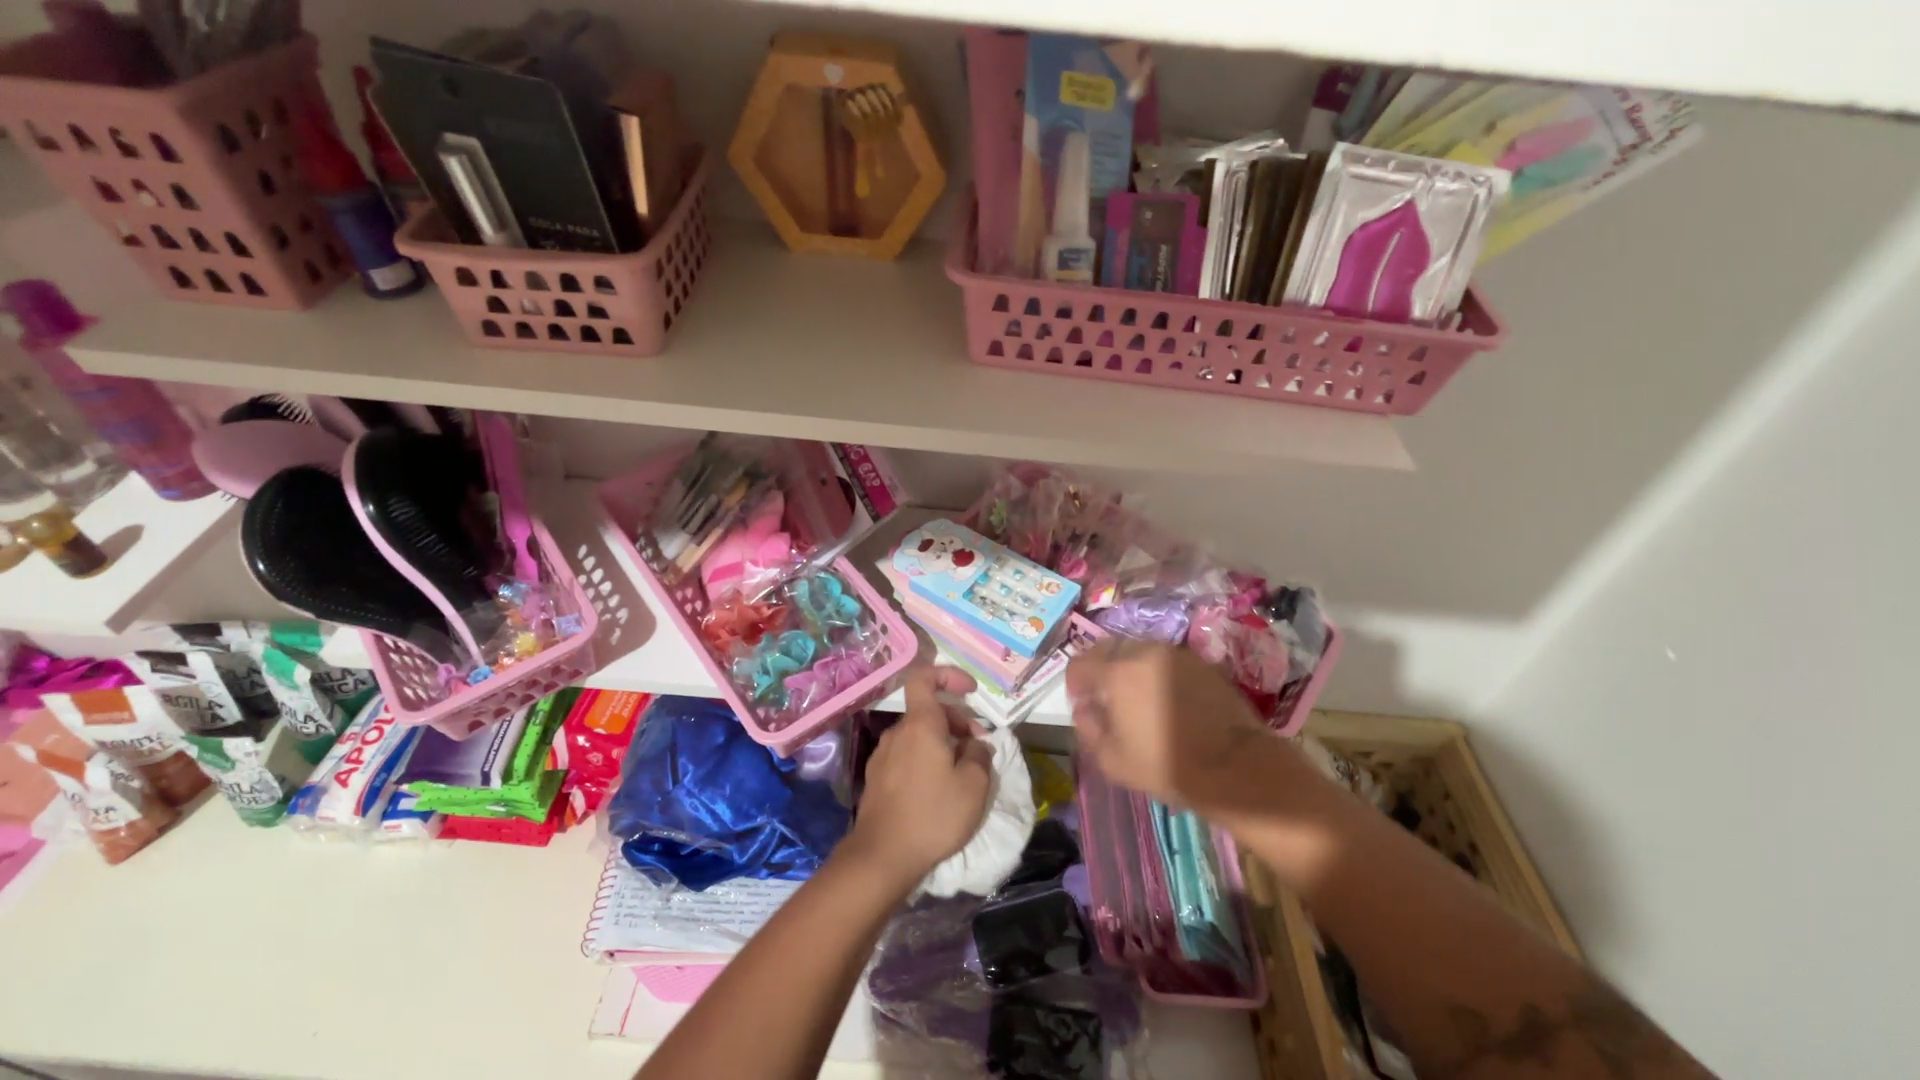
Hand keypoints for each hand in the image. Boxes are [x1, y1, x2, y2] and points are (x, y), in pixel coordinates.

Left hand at [843, 666, 993, 887]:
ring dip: (942, 744)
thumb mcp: (974, 785)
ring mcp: (883, 755)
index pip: (924, 678)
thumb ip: (979, 756)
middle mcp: (898, 733)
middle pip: (927, 712)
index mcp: (921, 724)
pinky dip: (925, 760)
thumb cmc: (934, 814)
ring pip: (918, 735)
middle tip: (978, 749)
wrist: (882, 854)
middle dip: (956, 722)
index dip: (948, 675)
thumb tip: (975, 745)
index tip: (970, 691)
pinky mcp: (876, 778)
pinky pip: (906, 756)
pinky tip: (937, 789)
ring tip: (961, 772)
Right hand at [1066, 640, 1271, 808]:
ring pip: (1141, 651)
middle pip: (1110, 648)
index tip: (1081, 703)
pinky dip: (1158, 673)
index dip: (1074, 683)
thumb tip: (1085, 708)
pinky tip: (1165, 699)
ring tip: (1136, 697)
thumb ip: (1088, 727)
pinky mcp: (1203, 664)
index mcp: (1117, 672)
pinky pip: (1168, 661)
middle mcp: (1146, 652)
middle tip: (1105, 696)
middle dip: (1100, 669)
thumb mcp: (1112, 759)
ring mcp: (1178, 655)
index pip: (1080, 663)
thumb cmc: (1165, 765)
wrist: (1234, 767)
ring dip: (1130, 668)